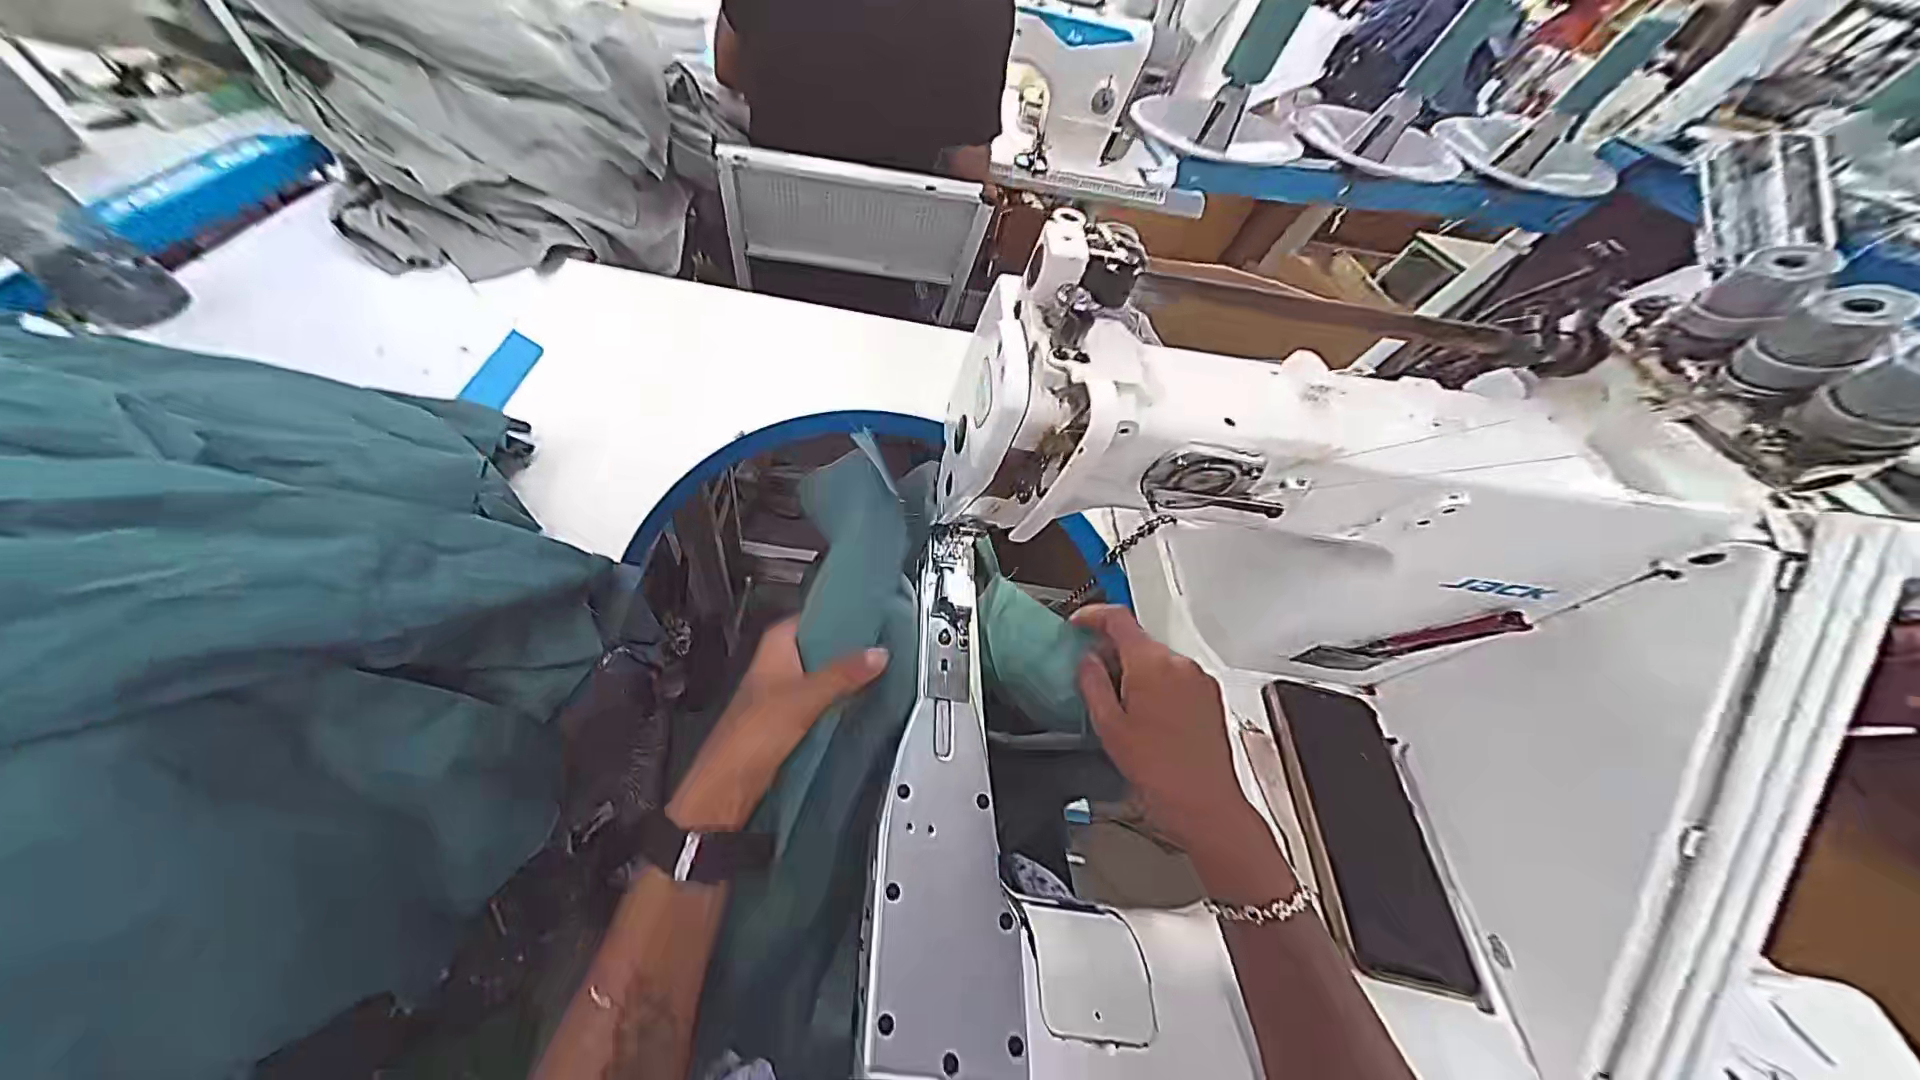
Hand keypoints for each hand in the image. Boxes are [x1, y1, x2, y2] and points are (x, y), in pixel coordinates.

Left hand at [667, 619, 887, 830]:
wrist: (730, 786)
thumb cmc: (746, 737)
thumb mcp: (805, 696)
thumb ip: (843, 673)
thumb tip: (876, 654)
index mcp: (775, 646)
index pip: (811, 616)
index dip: (838, 614)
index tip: (867, 614)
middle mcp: (779, 665)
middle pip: (823, 646)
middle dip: (849, 648)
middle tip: (879, 644)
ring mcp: (787, 692)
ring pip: (825, 674)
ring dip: (847, 675)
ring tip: (876, 670)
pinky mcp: (794, 718)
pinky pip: (825, 700)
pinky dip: (841, 699)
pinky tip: (860, 700)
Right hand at [1073, 605, 1289, 897]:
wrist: (1203, 801)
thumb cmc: (1159, 770)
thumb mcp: (1109, 725)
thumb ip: (1092, 682)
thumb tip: (1088, 660)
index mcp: (1151, 664)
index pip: (1118, 618)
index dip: (1092, 615)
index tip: (1079, 623)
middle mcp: (1179, 664)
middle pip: (1138, 639)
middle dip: (1112, 651)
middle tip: (1093, 675)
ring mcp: (1198, 678)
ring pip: (1157, 658)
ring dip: (1135, 669)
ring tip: (1121, 706)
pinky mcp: (1209, 693)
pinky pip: (1176, 674)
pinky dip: (1156, 682)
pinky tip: (1146, 715)